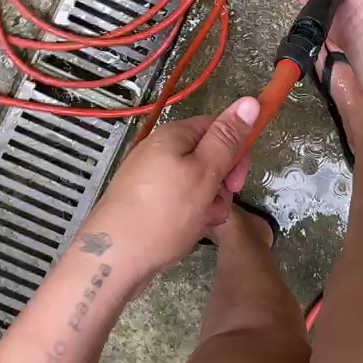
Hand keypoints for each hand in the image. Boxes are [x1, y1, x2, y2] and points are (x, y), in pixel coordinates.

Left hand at [78, 97, 257, 277]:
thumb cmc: (163, 214)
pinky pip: (179, 201)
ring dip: (207, 204)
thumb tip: (250, 101)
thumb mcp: (204, 174)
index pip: (218, 128)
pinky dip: (188, 216)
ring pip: (197, 184)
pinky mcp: (146, 203)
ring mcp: (151, 178)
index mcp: (174, 135)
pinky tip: (183, 234)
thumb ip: (228, 139)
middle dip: (221, 184)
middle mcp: (160, 150)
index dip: (236, 152)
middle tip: (215, 207)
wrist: (113, 261)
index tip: (237, 183)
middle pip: (208, 157)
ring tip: (197, 225)